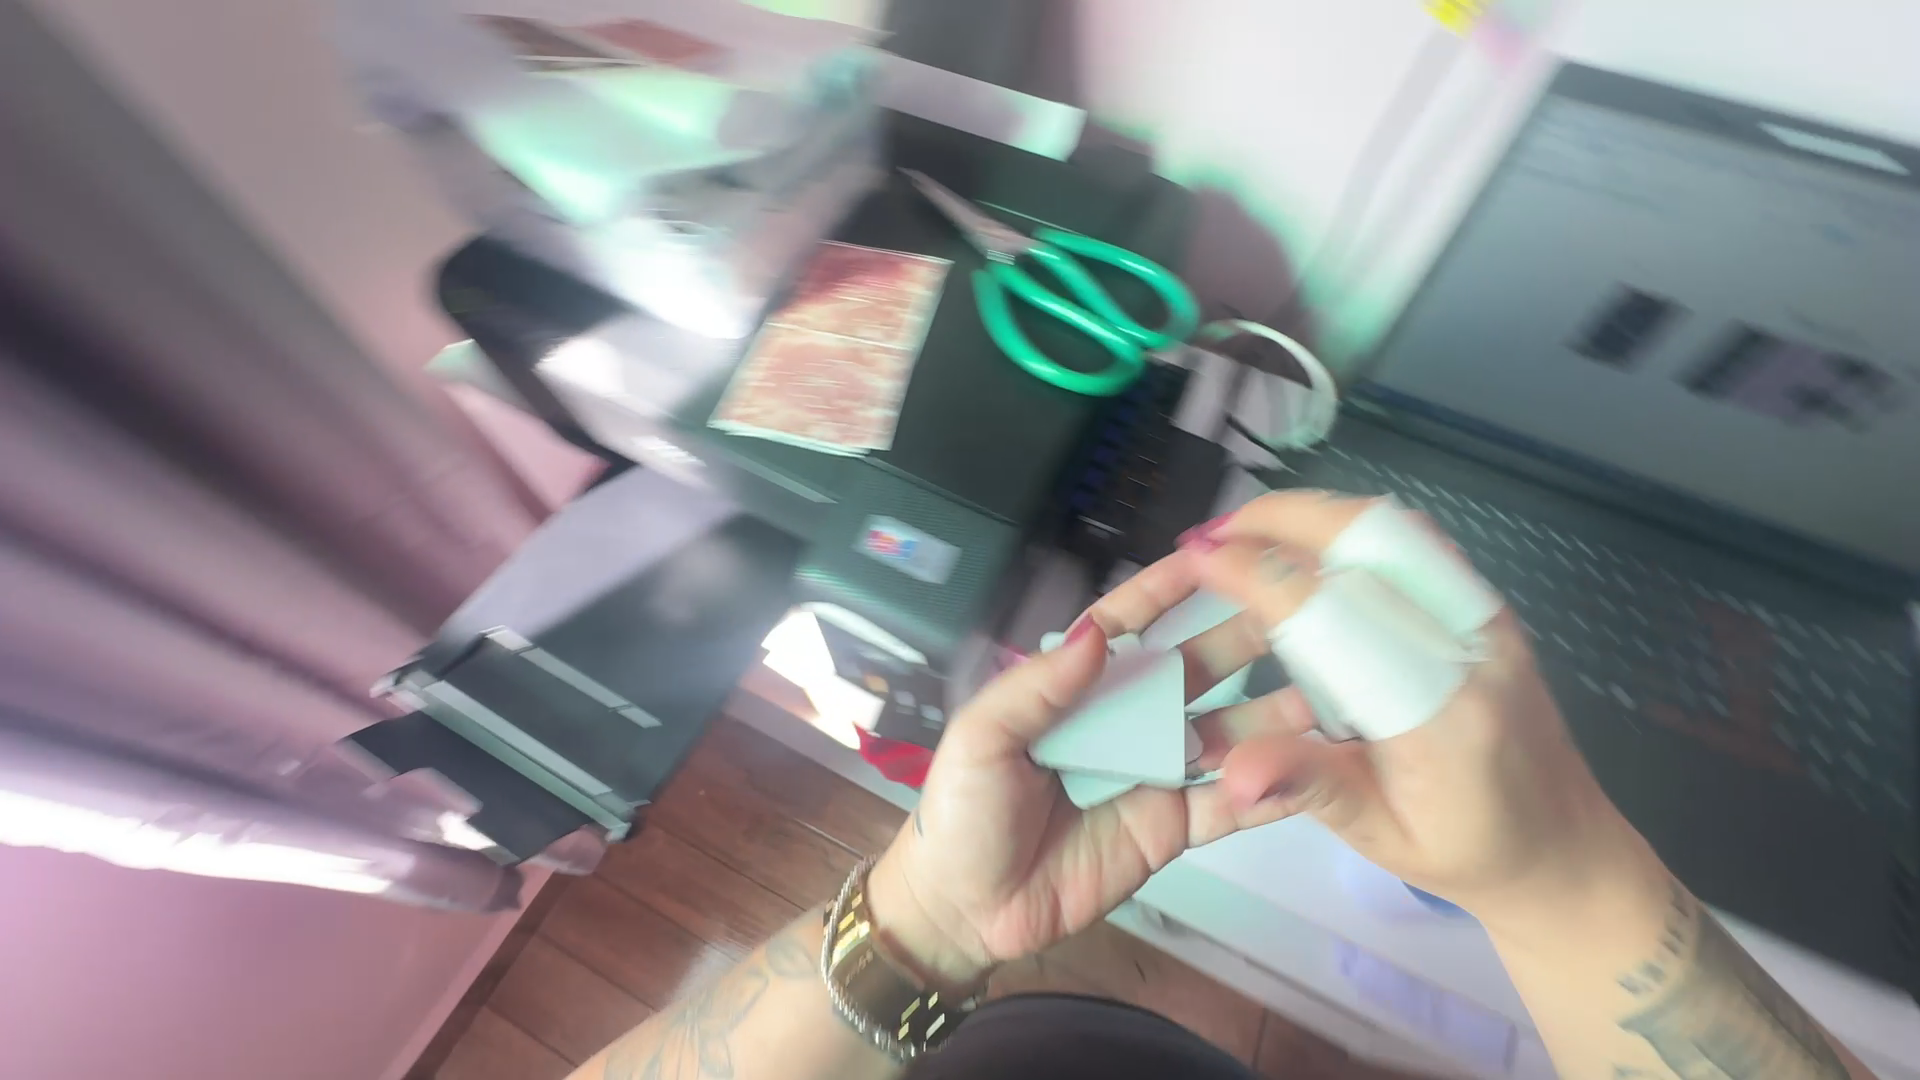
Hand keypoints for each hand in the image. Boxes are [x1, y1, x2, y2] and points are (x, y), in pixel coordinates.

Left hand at [866, 550, 1302, 987]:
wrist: (970, 909)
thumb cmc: (964, 811)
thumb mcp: (983, 738)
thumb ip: (1038, 686)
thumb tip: (1095, 633)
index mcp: (1073, 690)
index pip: (1125, 628)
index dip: (1164, 593)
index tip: (1211, 557)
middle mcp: (1120, 721)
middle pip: (1187, 672)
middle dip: (1237, 642)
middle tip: (1297, 615)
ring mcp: (1150, 773)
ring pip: (1219, 733)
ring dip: (1268, 714)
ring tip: (1325, 689)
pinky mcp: (1170, 827)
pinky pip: (1224, 804)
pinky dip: (1265, 787)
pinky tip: (1308, 767)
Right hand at [1187, 491, 1656, 929]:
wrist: (1565, 848)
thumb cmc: (1464, 848)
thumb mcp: (1377, 835)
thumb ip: (1304, 786)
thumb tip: (1226, 769)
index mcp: (1439, 708)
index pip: (1335, 614)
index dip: (1259, 575)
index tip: (1196, 557)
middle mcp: (1468, 643)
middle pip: (1370, 538)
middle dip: (1277, 519)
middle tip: (1209, 534)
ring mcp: (1481, 615)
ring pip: (1389, 526)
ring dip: (1305, 514)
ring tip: (1239, 532)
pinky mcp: (1479, 605)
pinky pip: (1404, 539)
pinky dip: (1339, 525)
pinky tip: (1297, 543)